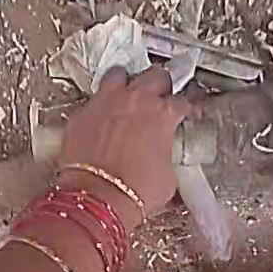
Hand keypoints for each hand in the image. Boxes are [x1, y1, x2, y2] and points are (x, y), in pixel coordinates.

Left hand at [57, 65, 187, 228]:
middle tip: (162, 93)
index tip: (189, 105)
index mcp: (163, 114)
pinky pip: (94, 98)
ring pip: (120, 74)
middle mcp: (136, 100)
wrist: (98, 197)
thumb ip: (169, 158)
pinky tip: (104, 115)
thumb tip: (165, 162)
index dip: (189, 102)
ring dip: (128, 81)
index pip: (184, 98)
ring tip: (129, 92)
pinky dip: (102, 104)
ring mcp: (106, 102)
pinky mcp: (83, 112)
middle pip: (155, 75)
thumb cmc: (135, 189)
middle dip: (161, 83)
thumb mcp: (169, 177)